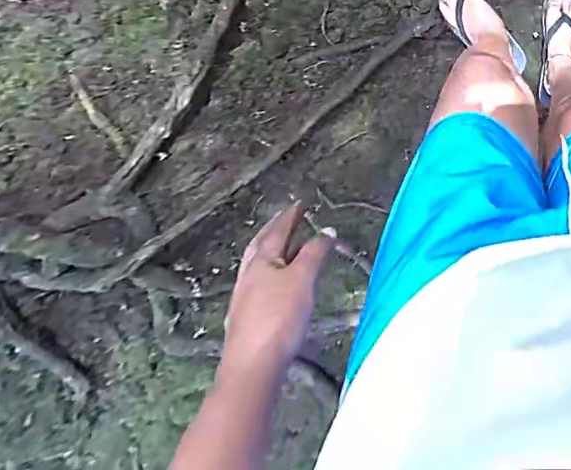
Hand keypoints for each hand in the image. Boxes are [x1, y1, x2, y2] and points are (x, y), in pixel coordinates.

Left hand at [219, 203, 336, 375]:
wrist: (253, 367)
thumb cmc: (279, 316)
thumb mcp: (303, 278)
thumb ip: (315, 252)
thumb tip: (326, 232)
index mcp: (261, 262)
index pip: (277, 232)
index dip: (290, 216)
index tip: (300, 204)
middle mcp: (249, 276)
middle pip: (261, 246)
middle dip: (275, 230)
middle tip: (287, 219)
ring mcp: (244, 299)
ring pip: (258, 266)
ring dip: (273, 251)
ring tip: (287, 246)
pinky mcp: (247, 319)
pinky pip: (259, 283)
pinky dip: (271, 272)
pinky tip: (279, 282)